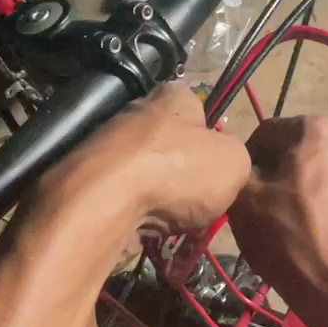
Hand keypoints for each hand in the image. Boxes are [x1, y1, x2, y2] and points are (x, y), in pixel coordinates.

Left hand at [17, 83, 250, 284]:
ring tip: (176, 223)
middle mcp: (136, 114)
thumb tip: (227, 165)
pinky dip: (137, 215)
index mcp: (172, 97)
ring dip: (162, 199)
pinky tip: (147, 230)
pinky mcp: (89, 183)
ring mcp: (108, 149)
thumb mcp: (235, 161)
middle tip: (203, 200)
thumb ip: (238, 158)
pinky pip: (125, 200)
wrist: (106, 203)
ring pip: (149, 176)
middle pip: (173, 146)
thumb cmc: (179, 171)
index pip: (199, 109)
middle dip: (187, 174)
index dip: (213, 138)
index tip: (219, 166)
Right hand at [228, 116, 327, 314]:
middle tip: (256, 212)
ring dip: (291, 193)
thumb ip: (235, 169)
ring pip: (310, 175)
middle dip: (271, 178)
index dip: (244, 164)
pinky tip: (306, 237)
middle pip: (290, 154)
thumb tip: (239, 167)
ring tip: (280, 228)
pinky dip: (315, 209)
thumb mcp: (244, 199)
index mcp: (314, 128)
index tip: (239, 194)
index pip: (263, 135)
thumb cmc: (290, 236)